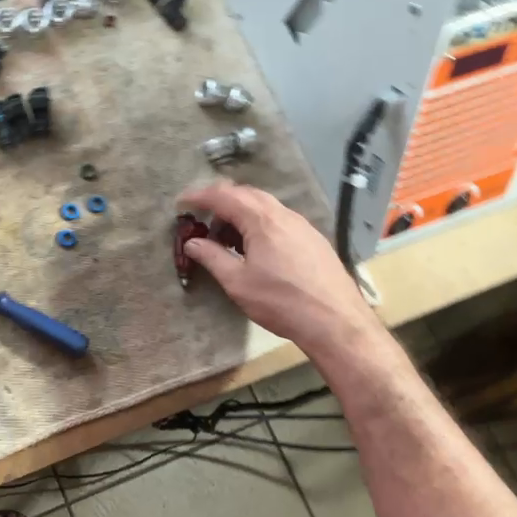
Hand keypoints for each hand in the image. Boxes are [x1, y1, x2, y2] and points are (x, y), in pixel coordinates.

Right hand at [179, 181, 380, 354]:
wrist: (335, 321)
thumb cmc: (281, 301)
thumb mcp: (238, 282)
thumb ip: (212, 258)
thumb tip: (191, 243)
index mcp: (262, 220)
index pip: (224, 196)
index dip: (199, 196)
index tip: (180, 203)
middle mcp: (284, 215)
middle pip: (247, 195)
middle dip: (221, 203)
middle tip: (202, 221)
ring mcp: (302, 226)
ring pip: (265, 207)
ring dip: (241, 215)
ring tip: (226, 239)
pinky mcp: (313, 239)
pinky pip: (280, 220)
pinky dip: (259, 224)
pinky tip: (255, 249)